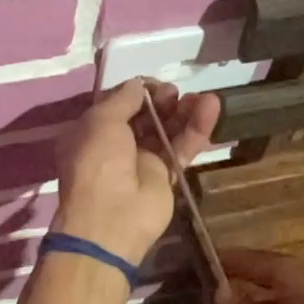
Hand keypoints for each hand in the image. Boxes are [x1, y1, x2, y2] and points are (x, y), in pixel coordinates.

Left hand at [51, 78, 218, 266]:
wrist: (111, 218)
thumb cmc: (97, 162)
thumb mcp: (101, 120)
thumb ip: (123, 99)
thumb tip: (138, 84)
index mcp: (91, 132)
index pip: (117, 105)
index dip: (135, 92)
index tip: (152, 85)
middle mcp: (115, 146)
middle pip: (144, 116)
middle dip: (160, 101)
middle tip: (173, 93)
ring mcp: (141, 162)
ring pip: (166, 130)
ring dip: (183, 112)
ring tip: (202, 97)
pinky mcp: (166, 176)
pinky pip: (182, 147)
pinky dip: (197, 128)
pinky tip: (212, 106)